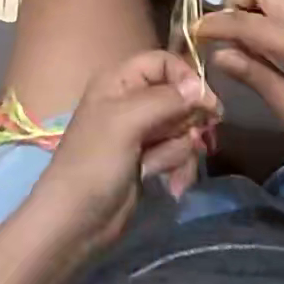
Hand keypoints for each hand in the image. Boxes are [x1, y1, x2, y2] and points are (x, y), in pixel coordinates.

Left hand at [29, 50, 219, 245]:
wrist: (75, 222)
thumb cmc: (94, 163)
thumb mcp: (127, 122)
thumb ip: (166, 100)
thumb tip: (202, 86)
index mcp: (119, 80)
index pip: (163, 61)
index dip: (186, 78)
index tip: (208, 103)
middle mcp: (131, 99)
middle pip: (178, 95)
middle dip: (187, 122)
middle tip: (195, 140)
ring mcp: (141, 130)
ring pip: (182, 126)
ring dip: (179, 150)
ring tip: (159, 169)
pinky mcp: (149, 158)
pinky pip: (178, 151)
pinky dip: (178, 167)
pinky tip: (172, 185)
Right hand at [198, 0, 283, 178]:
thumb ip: (258, 79)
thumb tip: (219, 54)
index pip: (244, 19)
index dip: (212, 24)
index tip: (189, 35)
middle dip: (230, 2)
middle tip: (221, 40)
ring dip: (245, 8)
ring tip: (236, 48)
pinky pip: (280, 8)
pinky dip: (260, 18)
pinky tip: (259, 52)